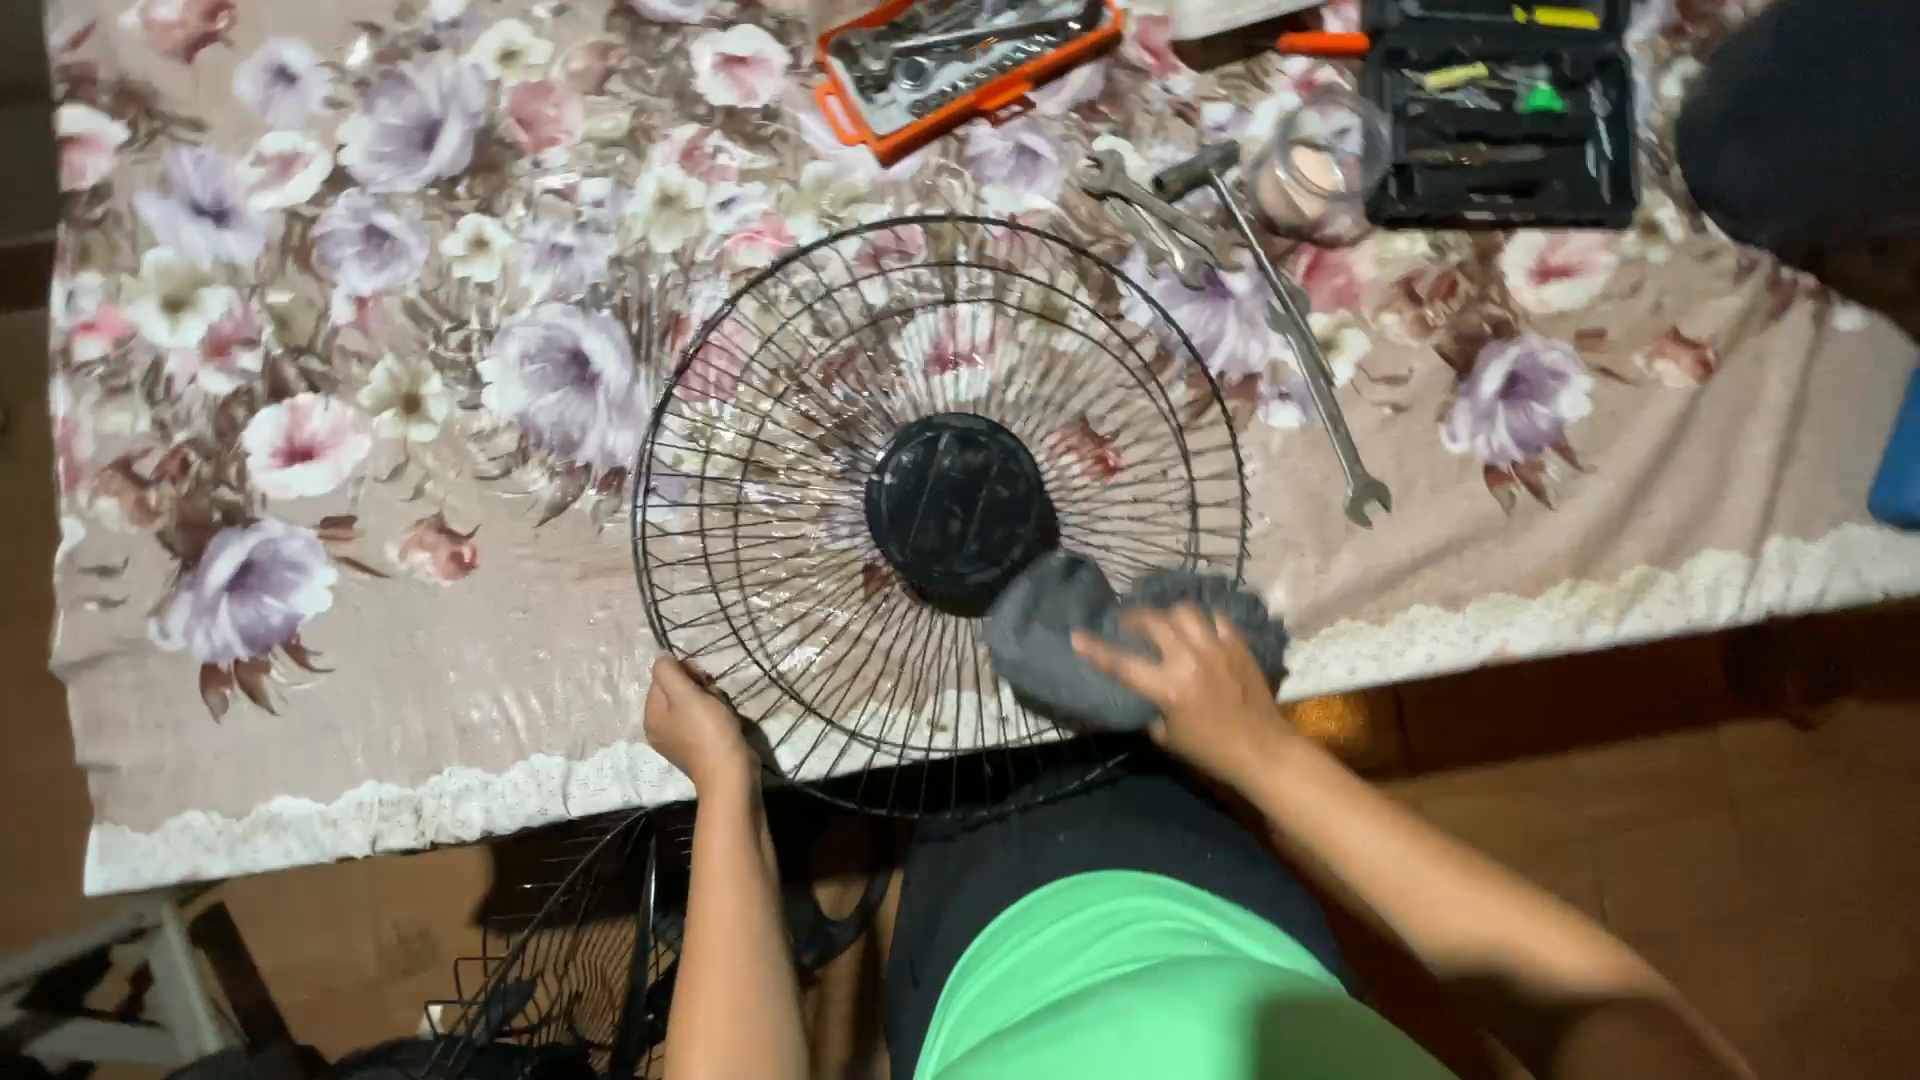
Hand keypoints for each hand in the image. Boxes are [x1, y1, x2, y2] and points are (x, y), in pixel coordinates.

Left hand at [645, 656, 757, 793]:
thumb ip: (669, 672)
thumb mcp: (685, 695)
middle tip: (713, 695)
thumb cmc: (707, 729)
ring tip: (721, 708)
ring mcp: (678, 739)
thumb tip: (662, 657)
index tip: (702, 679)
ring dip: (708, 699)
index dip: (682, 673)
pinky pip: (700, 719)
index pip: (661, 679)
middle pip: (675, 691)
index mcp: (651, 716)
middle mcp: (659, 728)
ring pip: (691, 704)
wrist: (729, 769)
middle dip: (697, 687)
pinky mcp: (696, 746)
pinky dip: (713, 714)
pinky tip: (724, 719)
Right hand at [1073, 606, 1297, 791]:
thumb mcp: (1166, 737)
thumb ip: (1147, 709)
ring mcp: (1217, 648)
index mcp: (1169, 688)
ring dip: (1168, 615)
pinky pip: (1215, 619)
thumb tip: (1135, 694)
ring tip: (1164, 624)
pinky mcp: (1238, 646)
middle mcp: (1190, 660)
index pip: (1122, 663)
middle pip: (1153, 621)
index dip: (1095, 649)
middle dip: (1133, 618)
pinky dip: (1202, 622)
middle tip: (1126, 624)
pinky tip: (1198, 631)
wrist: (1264, 750)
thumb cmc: (1211, 751)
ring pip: (1184, 612)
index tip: (1076, 635)